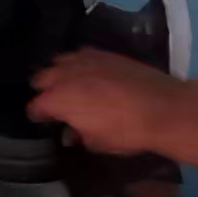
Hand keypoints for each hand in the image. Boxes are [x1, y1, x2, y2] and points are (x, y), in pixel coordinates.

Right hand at [27, 49, 196, 157]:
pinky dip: (79, 63)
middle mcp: (67, 75)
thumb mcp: (97, 143)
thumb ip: (78, 135)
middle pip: (43, 78)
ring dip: (60, 72)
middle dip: (45, 89)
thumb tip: (72, 132)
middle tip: (54, 102)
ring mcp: (86, 60)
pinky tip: (88, 71)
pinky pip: (82, 54)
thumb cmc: (126, 131)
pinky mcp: (105, 53)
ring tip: (69, 84)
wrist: (162, 107)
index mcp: (59, 100)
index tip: (43, 120)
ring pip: (60, 61)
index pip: (35, 106)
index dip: (38, 115)